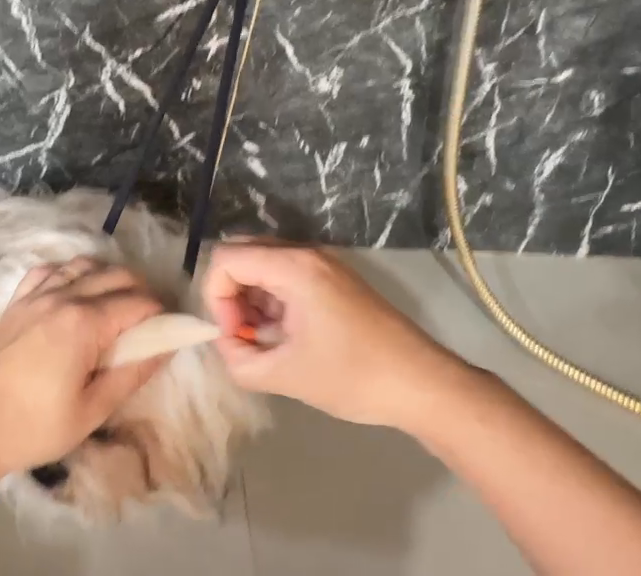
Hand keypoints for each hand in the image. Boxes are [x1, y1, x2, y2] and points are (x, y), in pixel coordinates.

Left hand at [0, 259, 165, 479]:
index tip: (170, 329)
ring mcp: (35, 295)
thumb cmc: (35, 426)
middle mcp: (62, 296)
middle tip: (150, 320)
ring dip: (108, 276)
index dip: (160, 312)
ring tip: (116, 304)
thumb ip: (132, 374)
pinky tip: (74, 291)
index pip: (137, 302)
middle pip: (115, 275)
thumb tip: (166, 348)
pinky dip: (70, 273)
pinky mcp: (16, 301)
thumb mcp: (92, 410)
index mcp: (84, 323)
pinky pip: (49, 270)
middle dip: (141, 290)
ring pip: (83, 264)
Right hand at [202, 239, 468, 427]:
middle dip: (232, 296)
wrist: (423, 385)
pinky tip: (287, 338)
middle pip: (244, 255)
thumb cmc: (354, 376)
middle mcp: (306, 254)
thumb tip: (227, 346)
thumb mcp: (286, 376)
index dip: (217, 298)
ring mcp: (324, 265)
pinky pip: (287, 277)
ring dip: (253, 300)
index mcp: (293, 267)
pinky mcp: (336, 281)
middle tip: (245, 337)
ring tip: (266, 342)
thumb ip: (240, 361)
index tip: (236, 337)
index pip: (226, 260)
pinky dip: (275, 301)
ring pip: (264, 266)